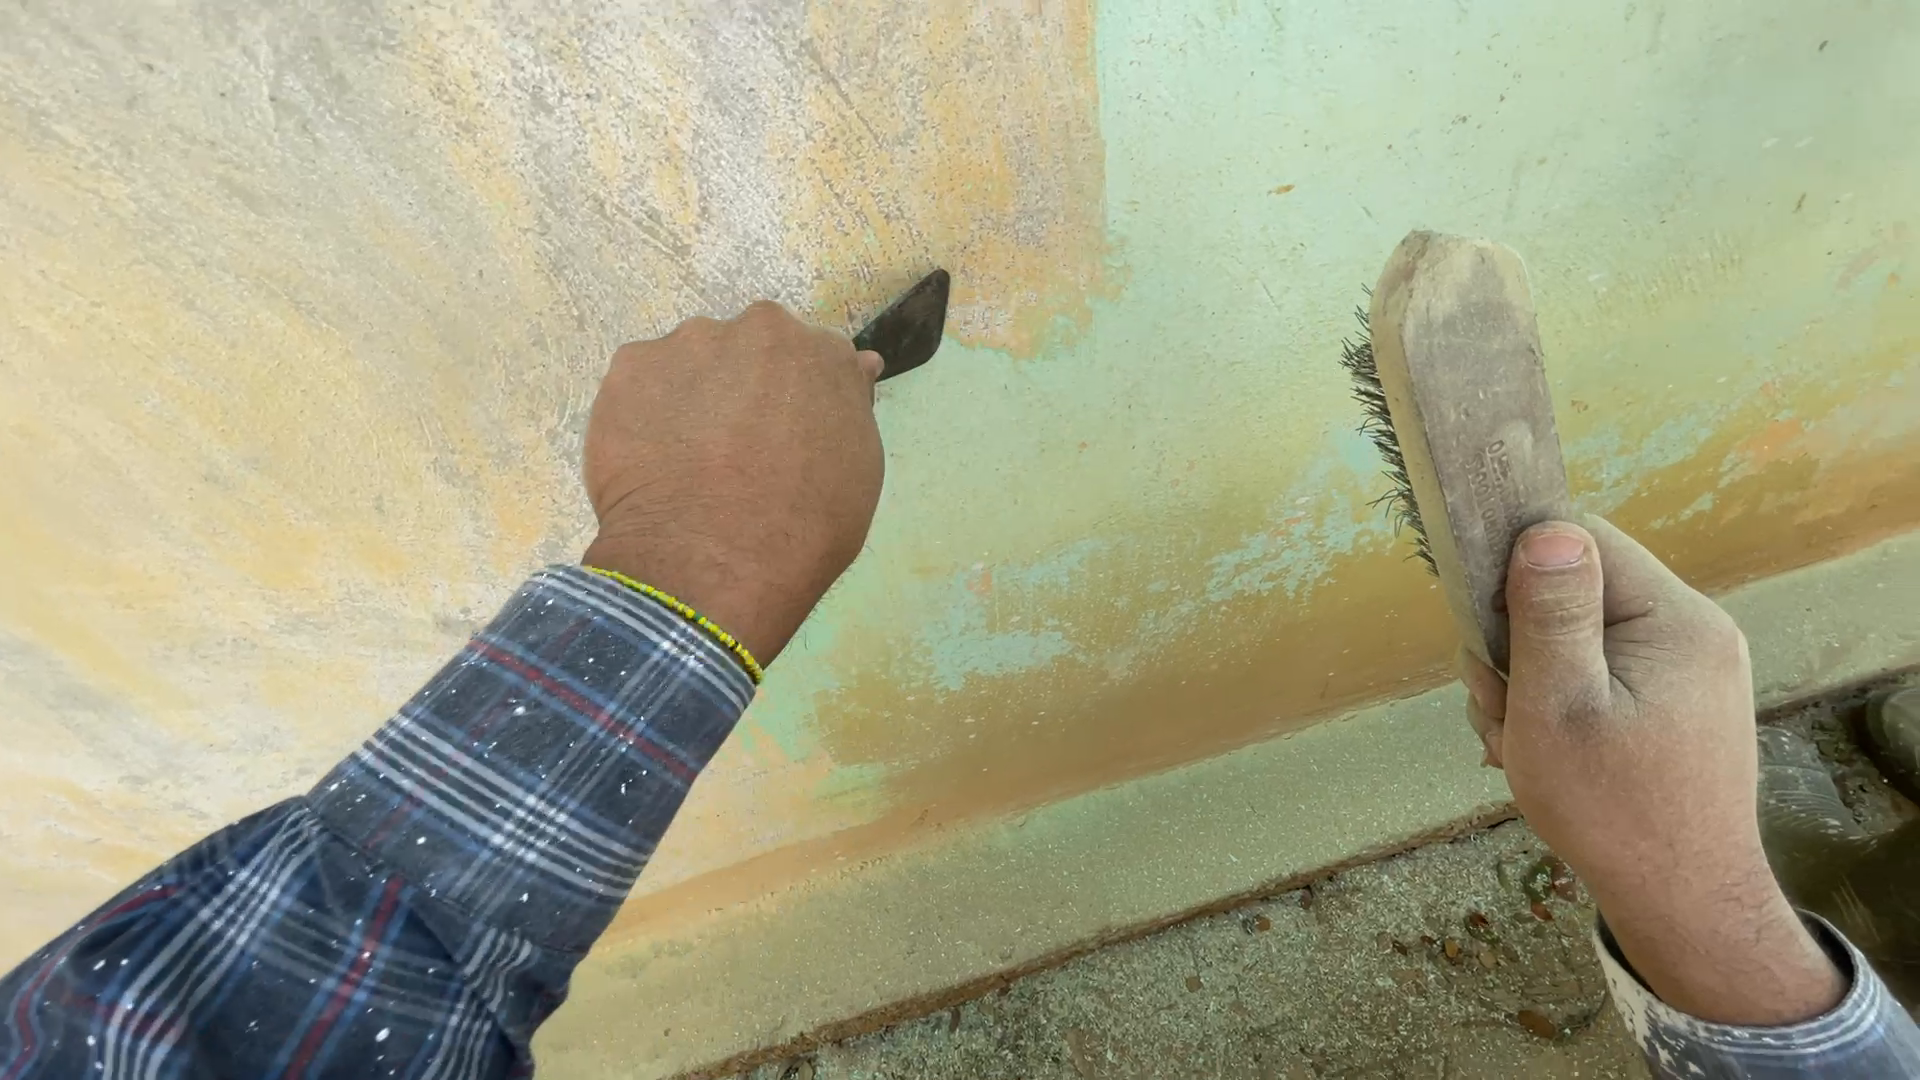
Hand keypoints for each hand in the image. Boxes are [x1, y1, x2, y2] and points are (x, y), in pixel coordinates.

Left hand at [581, 302, 884, 664]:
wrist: (717, 559)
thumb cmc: (808, 525)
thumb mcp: (859, 470)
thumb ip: (850, 409)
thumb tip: (857, 365)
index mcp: (824, 353)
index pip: (818, 361)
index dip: (803, 399)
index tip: (792, 433)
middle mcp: (761, 329)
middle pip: (755, 351)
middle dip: (750, 387)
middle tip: (741, 449)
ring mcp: (691, 344)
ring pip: (697, 364)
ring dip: (698, 396)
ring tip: (691, 462)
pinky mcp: (632, 367)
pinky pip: (645, 385)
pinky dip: (648, 414)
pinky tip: (656, 461)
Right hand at [1459, 518, 1843, 1024]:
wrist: (1674, 897)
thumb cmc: (1607, 803)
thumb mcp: (1558, 703)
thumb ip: (1551, 614)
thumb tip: (1545, 530)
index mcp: (1673, 620)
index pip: (1582, 538)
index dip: (1516, 560)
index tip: (1478, 613)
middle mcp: (1684, 629)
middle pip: (1564, 588)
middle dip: (1510, 637)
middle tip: (1500, 700)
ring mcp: (1671, 664)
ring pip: (1558, 632)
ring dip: (1516, 676)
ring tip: (1514, 734)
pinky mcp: (1655, 694)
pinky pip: (1576, 666)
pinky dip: (1538, 697)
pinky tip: (1529, 742)